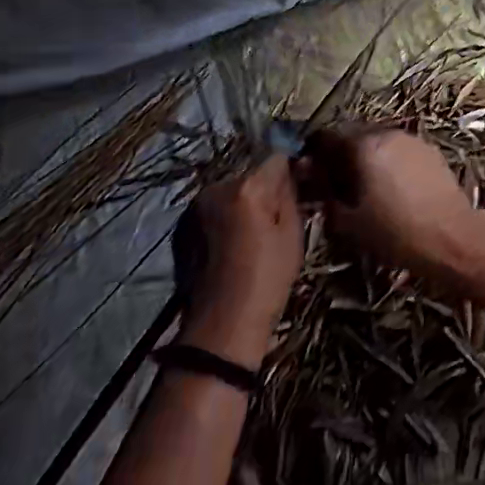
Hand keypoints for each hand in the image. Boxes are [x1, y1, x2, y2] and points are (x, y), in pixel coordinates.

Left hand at [179, 155, 303, 367]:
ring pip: (232, 193)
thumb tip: (294, 170)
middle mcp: (217, 187)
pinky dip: (226, 219)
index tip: (301, 188)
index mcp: (247, 187)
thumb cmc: (267, 279)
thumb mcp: (292, 234)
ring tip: (253, 235)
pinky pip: (214, 210)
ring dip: (244, 204)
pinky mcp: (183, 225)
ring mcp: (196, 206)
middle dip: (265, 190)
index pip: (277, 158)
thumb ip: (290, 195)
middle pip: (251, 176)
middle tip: (277, 219)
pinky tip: (233, 246)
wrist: (221, 326)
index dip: (292, 171)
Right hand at [300, 129, 478, 267]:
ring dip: (367, 158)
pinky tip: (392, 188)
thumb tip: (309, 174)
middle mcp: (388, 133)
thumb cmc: (396, 232)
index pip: (327, 138)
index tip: (311, 173)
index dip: (315, 155)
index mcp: (364, 145)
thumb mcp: (349, 222)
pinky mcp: (431, 151)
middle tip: (337, 185)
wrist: (453, 237)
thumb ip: (324, 193)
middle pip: (354, 136)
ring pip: (379, 143)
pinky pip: (400, 151)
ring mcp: (412, 140)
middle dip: (342, 156)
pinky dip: (390, 163)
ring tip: (366, 188)